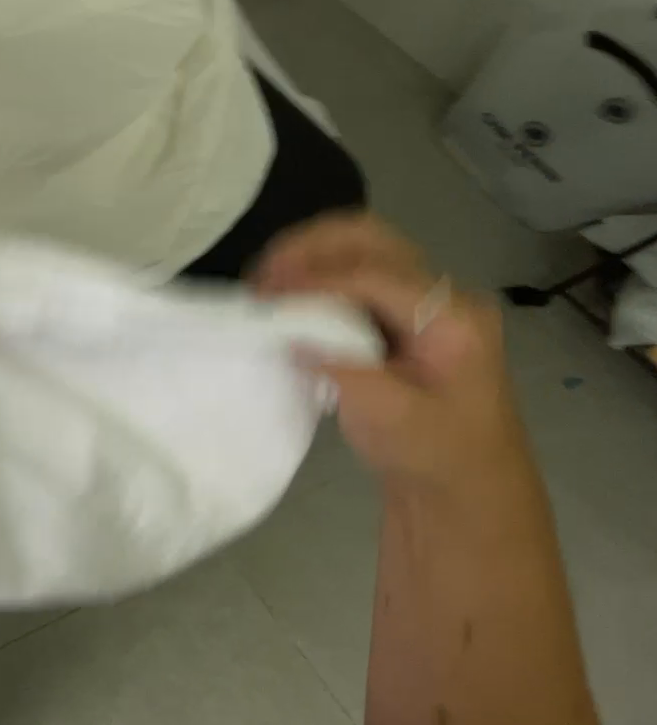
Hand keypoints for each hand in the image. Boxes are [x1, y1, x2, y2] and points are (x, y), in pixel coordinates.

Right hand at [250, 212, 532, 490]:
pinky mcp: (390, 314)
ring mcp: (415, 302)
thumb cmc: (432, 453)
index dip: (313, 281)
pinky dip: (307, 275)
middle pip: (367, 238)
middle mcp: (438, 296)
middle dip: (307, 248)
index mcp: (452, 318)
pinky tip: (279, 298)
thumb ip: (340, 364)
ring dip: (303, 257)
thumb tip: (284, 329)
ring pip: (353, 247)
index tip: (262, 298)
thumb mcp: (389, 414)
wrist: (461, 487)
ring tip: (263, 285)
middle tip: (263, 278)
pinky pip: (345, 273)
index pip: (372, 275)